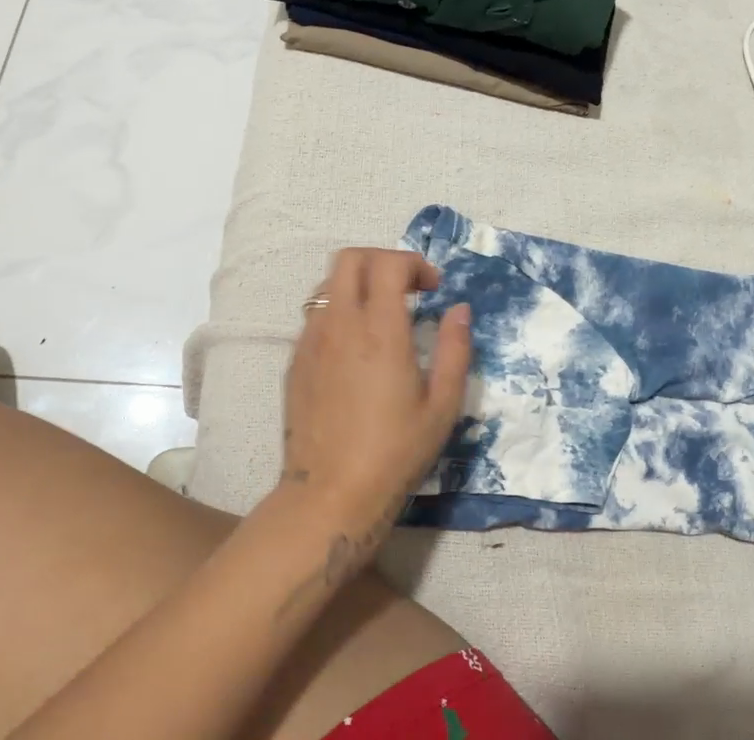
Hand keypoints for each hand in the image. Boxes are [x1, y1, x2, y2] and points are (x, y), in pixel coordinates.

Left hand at [280, 248, 470, 547]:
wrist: (331, 494)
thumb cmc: (396, 452)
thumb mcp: (442, 405)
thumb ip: (454, 349)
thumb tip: (459, 310)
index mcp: (380, 331)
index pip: (388, 264)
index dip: (414, 264)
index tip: (433, 289)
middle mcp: (340, 325)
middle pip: (349, 258)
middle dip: (381, 261)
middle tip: (407, 290)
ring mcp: (311, 342)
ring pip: (327, 284)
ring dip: (358, 284)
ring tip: (381, 315)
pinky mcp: (295, 362)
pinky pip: (315, 316)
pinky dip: (339, 312)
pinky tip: (356, 347)